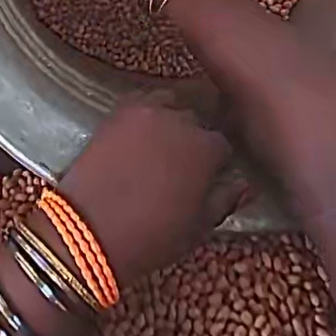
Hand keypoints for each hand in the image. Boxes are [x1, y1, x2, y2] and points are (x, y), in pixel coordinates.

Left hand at [53, 93, 245, 284]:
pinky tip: (142, 131)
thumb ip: (225, 199)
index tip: (211, 174)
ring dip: (172, 117)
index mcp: (206, 148)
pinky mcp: (118, 111)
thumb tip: (245, 184)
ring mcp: (147, 112)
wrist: (91, 229)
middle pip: (198, 118)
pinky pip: (142, 100)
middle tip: (185, 161)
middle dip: (196, 136)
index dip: (218, 160)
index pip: (224, 143)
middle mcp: (180, 121)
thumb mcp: (198, 226)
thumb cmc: (152, 235)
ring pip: (171, 102)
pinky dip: (147, 111)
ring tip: (164, 140)